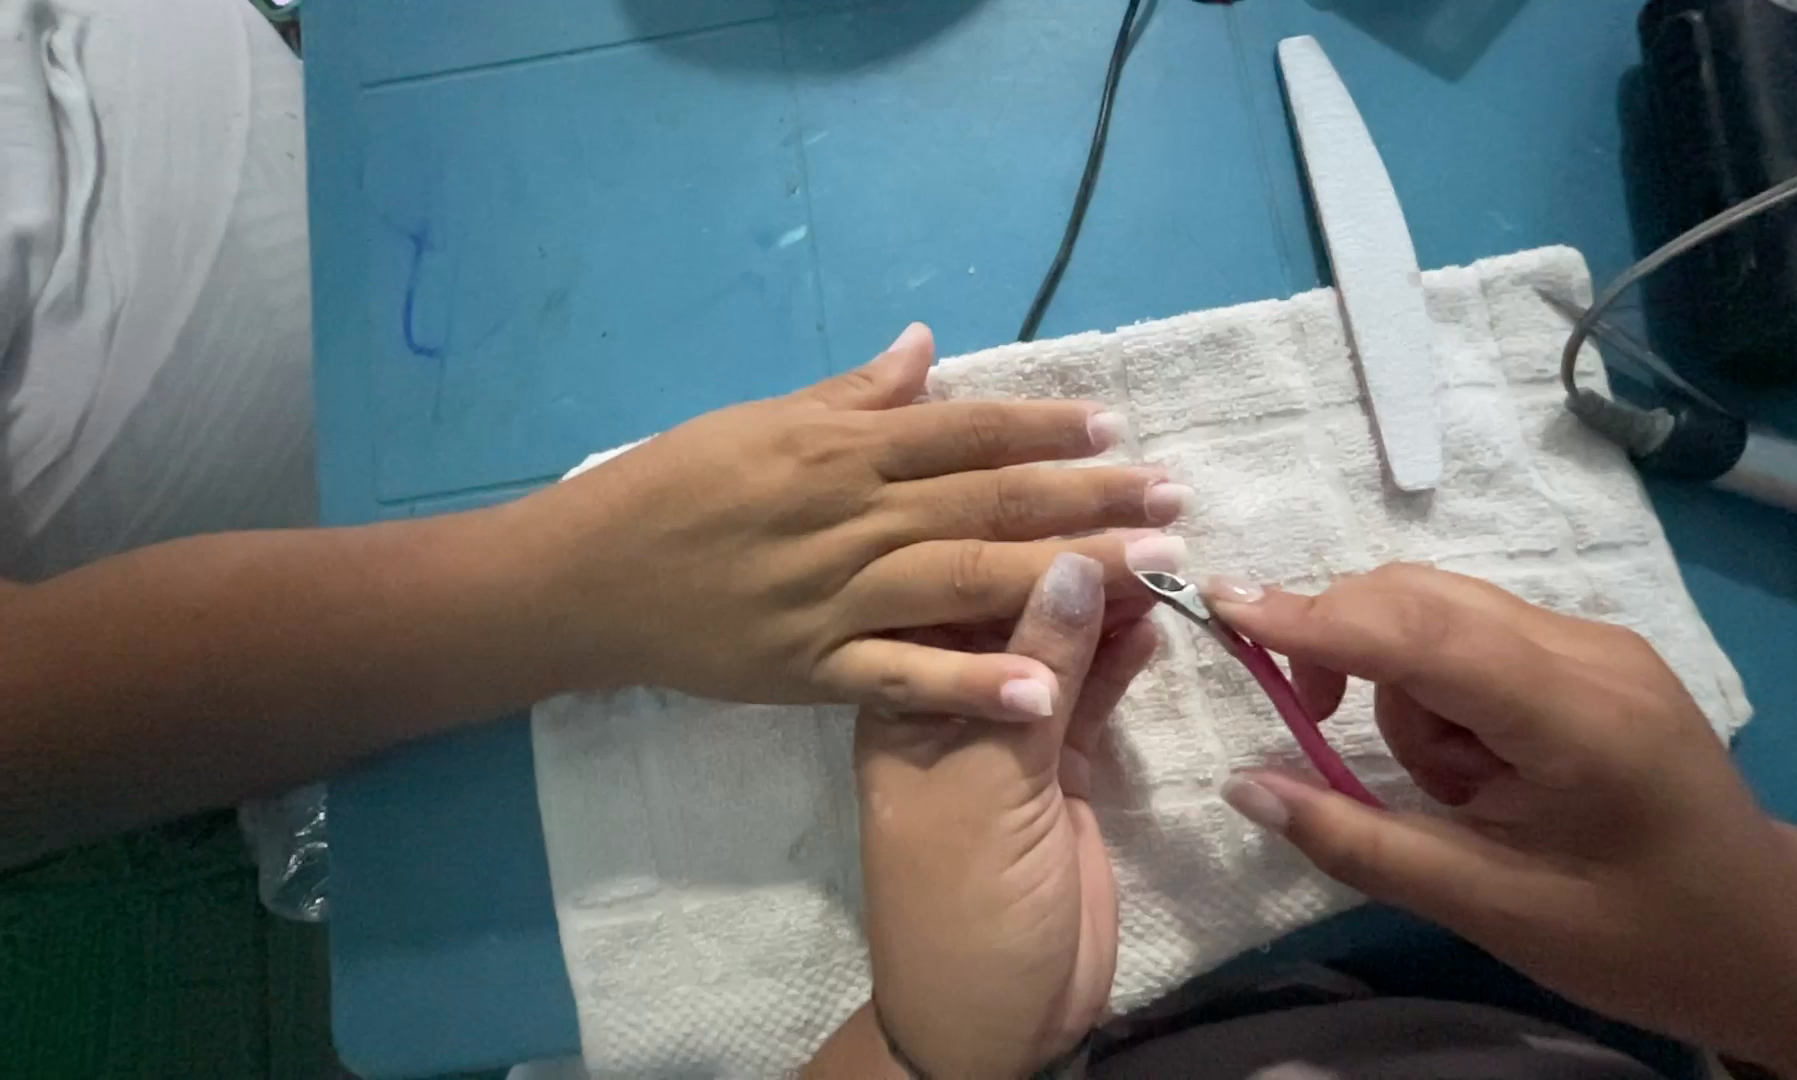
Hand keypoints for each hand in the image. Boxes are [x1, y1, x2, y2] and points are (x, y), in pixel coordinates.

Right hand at [503, 324, 1186, 719]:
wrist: (587, 576)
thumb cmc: (675, 486)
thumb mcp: (760, 420)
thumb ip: (851, 391)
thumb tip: (926, 344)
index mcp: (839, 449)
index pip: (963, 431)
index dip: (1043, 429)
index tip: (1114, 432)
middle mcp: (851, 514)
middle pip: (989, 500)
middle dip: (1088, 499)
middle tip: (1173, 502)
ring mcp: (836, 596)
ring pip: (966, 578)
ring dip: (1065, 576)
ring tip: (1150, 574)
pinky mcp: (814, 670)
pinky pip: (904, 676)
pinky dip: (973, 683)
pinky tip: (1048, 689)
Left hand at [857, 553, 1157, 1078]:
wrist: (997, 1021)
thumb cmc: (964, 899)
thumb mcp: (995, 779)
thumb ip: (1037, 672)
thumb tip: (1070, 560)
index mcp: (907, 692)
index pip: (958, 591)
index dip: (1016, 538)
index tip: (1077, 485)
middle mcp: (954, 696)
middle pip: (1017, 609)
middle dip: (1075, 562)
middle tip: (1144, 509)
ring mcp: (1010, 727)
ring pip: (1061, 646)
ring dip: (1108, 605)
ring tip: (1161, 557)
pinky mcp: (1058, 761)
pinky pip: (1090, 695)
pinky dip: (1120, 660)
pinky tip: (1150, 624)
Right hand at [1207, 565, 1796, 1075]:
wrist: (1776, 932)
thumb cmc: (1637, 934)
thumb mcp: (1486, 909)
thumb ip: (1355, 843)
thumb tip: (1242, 788)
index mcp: (1579, 720)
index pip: (1423, 639)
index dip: (1316, 619)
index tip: (1224, 606)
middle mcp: (1584, 651)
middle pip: (1414, 598)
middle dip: (1336, 643)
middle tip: (1314, 720)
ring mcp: (1584, 640)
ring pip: (1425, 608)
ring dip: (1385, 677)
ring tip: (1439, 778)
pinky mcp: (1573, 646)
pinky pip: (1454, 629)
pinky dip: (1419, 681)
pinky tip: (1465, 755)